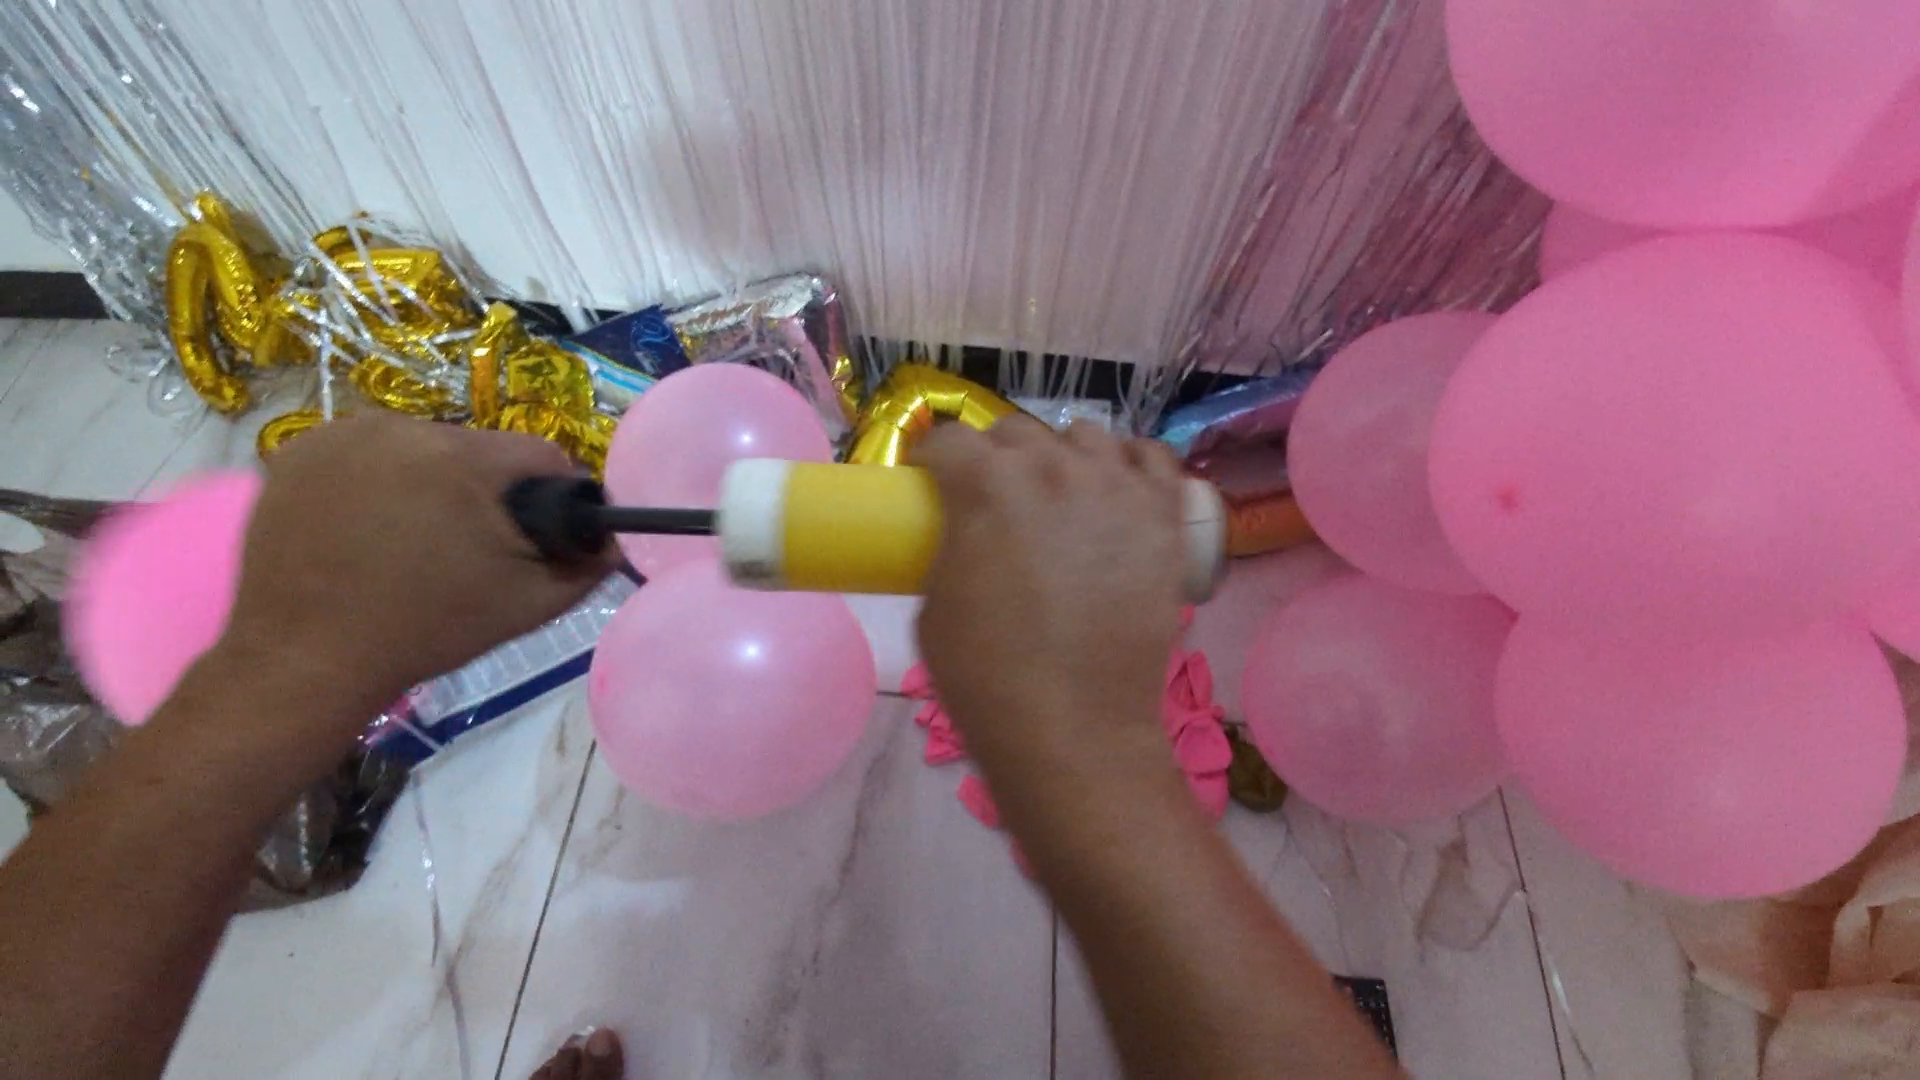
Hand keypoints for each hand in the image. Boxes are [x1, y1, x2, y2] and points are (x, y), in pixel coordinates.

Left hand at [213, 414, 618, 736]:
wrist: (305, 659)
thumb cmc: (430, 628)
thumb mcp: (532, 603)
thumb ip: (589, 565)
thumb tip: (614, 539)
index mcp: (463, 458)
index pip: (542, 454)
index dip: (552, 494)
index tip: (536, 535)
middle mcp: (400, 428)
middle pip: (481, 449)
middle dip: (490, 490)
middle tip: (475, 547)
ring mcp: (340, 436)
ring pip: (426, 448)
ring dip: (437, 481)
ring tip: (420, 538)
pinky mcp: (295, 452)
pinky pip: (370, 453)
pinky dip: (382, 479)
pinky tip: (373, 524)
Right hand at [914, 420, 1186, 773]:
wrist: (1073, 726)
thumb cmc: (986, 675)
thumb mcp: (934, 604)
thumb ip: (950, 548)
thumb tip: (965, 536)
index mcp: (987, 485)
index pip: (948, 440)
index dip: (931, 460)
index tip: (929, 482)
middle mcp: (1054, 468)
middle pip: (1014, 433)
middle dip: (992, 457)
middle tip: (992, 499)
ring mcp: (1116, 488)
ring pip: (1083, 436)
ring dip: (1059, 457)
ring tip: (1058, 496)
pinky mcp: (1161, 517)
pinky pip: (1151, 459)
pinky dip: (1128, 464)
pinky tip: (1115, 489)